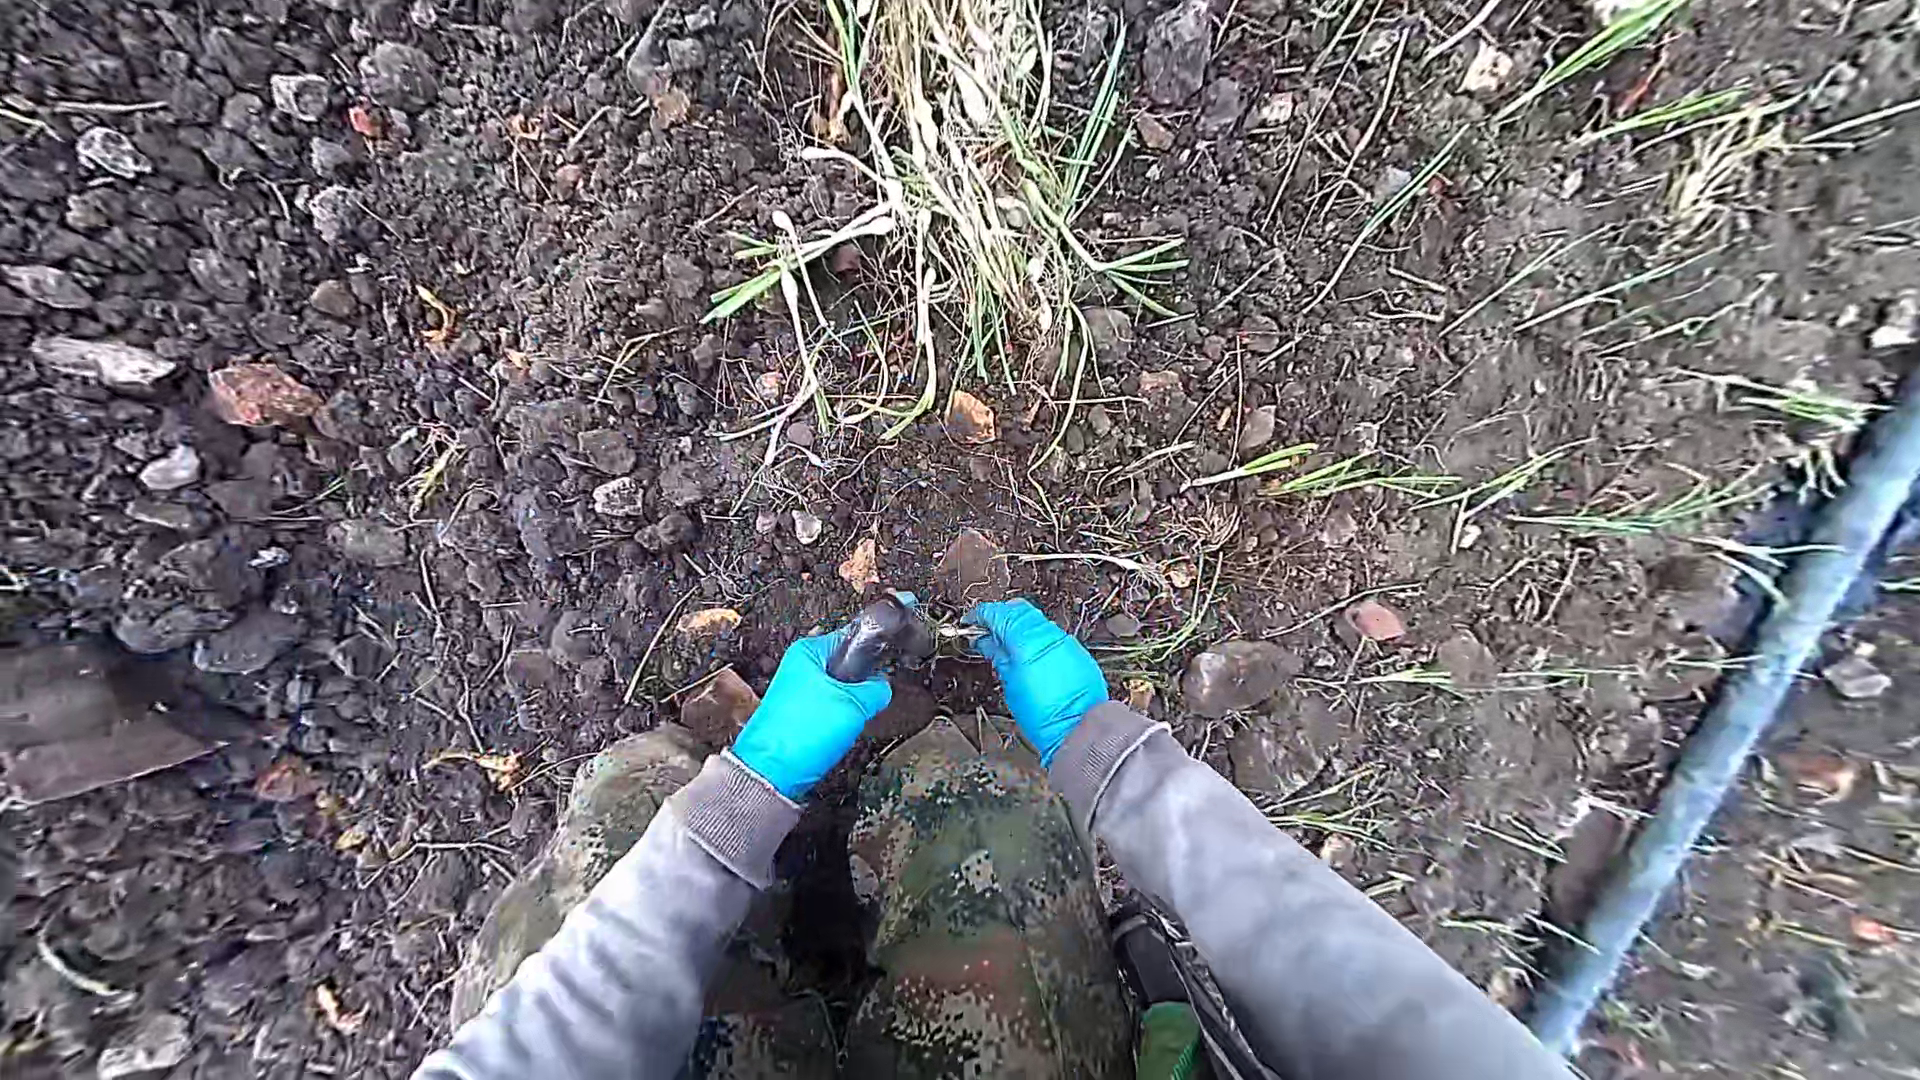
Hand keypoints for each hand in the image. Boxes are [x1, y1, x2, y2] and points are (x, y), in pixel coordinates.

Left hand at [732, 630, 891, 798]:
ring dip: (850, 705)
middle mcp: (799, 666)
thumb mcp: (854, 704)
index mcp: (808, 651)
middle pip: (847, 667)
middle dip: (860, 685)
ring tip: (846, 720)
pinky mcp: (797, 714)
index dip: (872, 651)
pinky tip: (835, 733)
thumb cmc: (801, 733)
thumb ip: (876, 689)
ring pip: (840, 691)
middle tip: (864, 700)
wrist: (770, 774)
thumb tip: (883, 686)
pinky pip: (829, 710)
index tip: (885, 663)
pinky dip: (837, 720)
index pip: (851, 637)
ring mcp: (797, 691)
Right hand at [964, 598, 1108, 765]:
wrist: (1078, 728)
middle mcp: (1047, 634)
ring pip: (1035, 620)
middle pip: (1017, 609)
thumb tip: (985, 641)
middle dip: (999, 617)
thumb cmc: (1045, 714)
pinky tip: (1028, 655)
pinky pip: (1050, 634)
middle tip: (986, 634)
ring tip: (1006, 648)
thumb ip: (997, 656)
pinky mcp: (1075, 650)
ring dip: (1018, 627)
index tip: (971, 623)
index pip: (998, 613)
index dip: (980, 616)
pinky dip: (1035, 638)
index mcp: (1025, 640)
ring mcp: (1063, 640)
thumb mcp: (1010, 684)